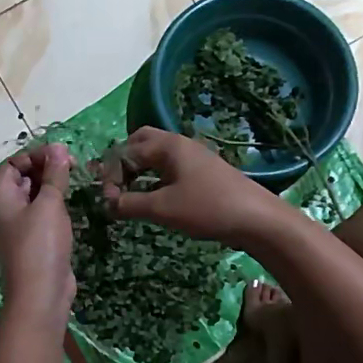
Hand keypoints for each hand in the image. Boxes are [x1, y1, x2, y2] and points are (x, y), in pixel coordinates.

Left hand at [0, 144, 76, 328]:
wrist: (41, 293)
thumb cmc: (40, 245)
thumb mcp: (49, 204)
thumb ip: (54, 174)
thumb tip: (57, 147)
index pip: (13, 164)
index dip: (36, 155)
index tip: (63, 155)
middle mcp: (2, 209)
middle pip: (22, 178)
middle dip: (46, 168)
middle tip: (73, 165)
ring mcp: (17, 226)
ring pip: (33, 196)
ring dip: (52, 186)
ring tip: (75, 180)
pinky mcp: (32, 240)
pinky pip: (41, 213)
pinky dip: (53, 205)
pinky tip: (71, 203)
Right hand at [101, 127, 289, 246]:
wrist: (257, 219)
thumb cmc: (207, 208)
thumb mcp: (162, 208)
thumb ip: (128, 204)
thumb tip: (106, 203)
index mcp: (167, 146)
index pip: (124, 151)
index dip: (110, 175)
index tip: (107, 201)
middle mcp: (177, 144)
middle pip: (138, 143)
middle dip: (121, 164)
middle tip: (115, 188)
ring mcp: (191, 157)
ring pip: (153, 155)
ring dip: (136, 171)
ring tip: (127, 196)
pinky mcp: (199, 172)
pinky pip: (166, 167)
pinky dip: (151, 178)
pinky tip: (150, 198)